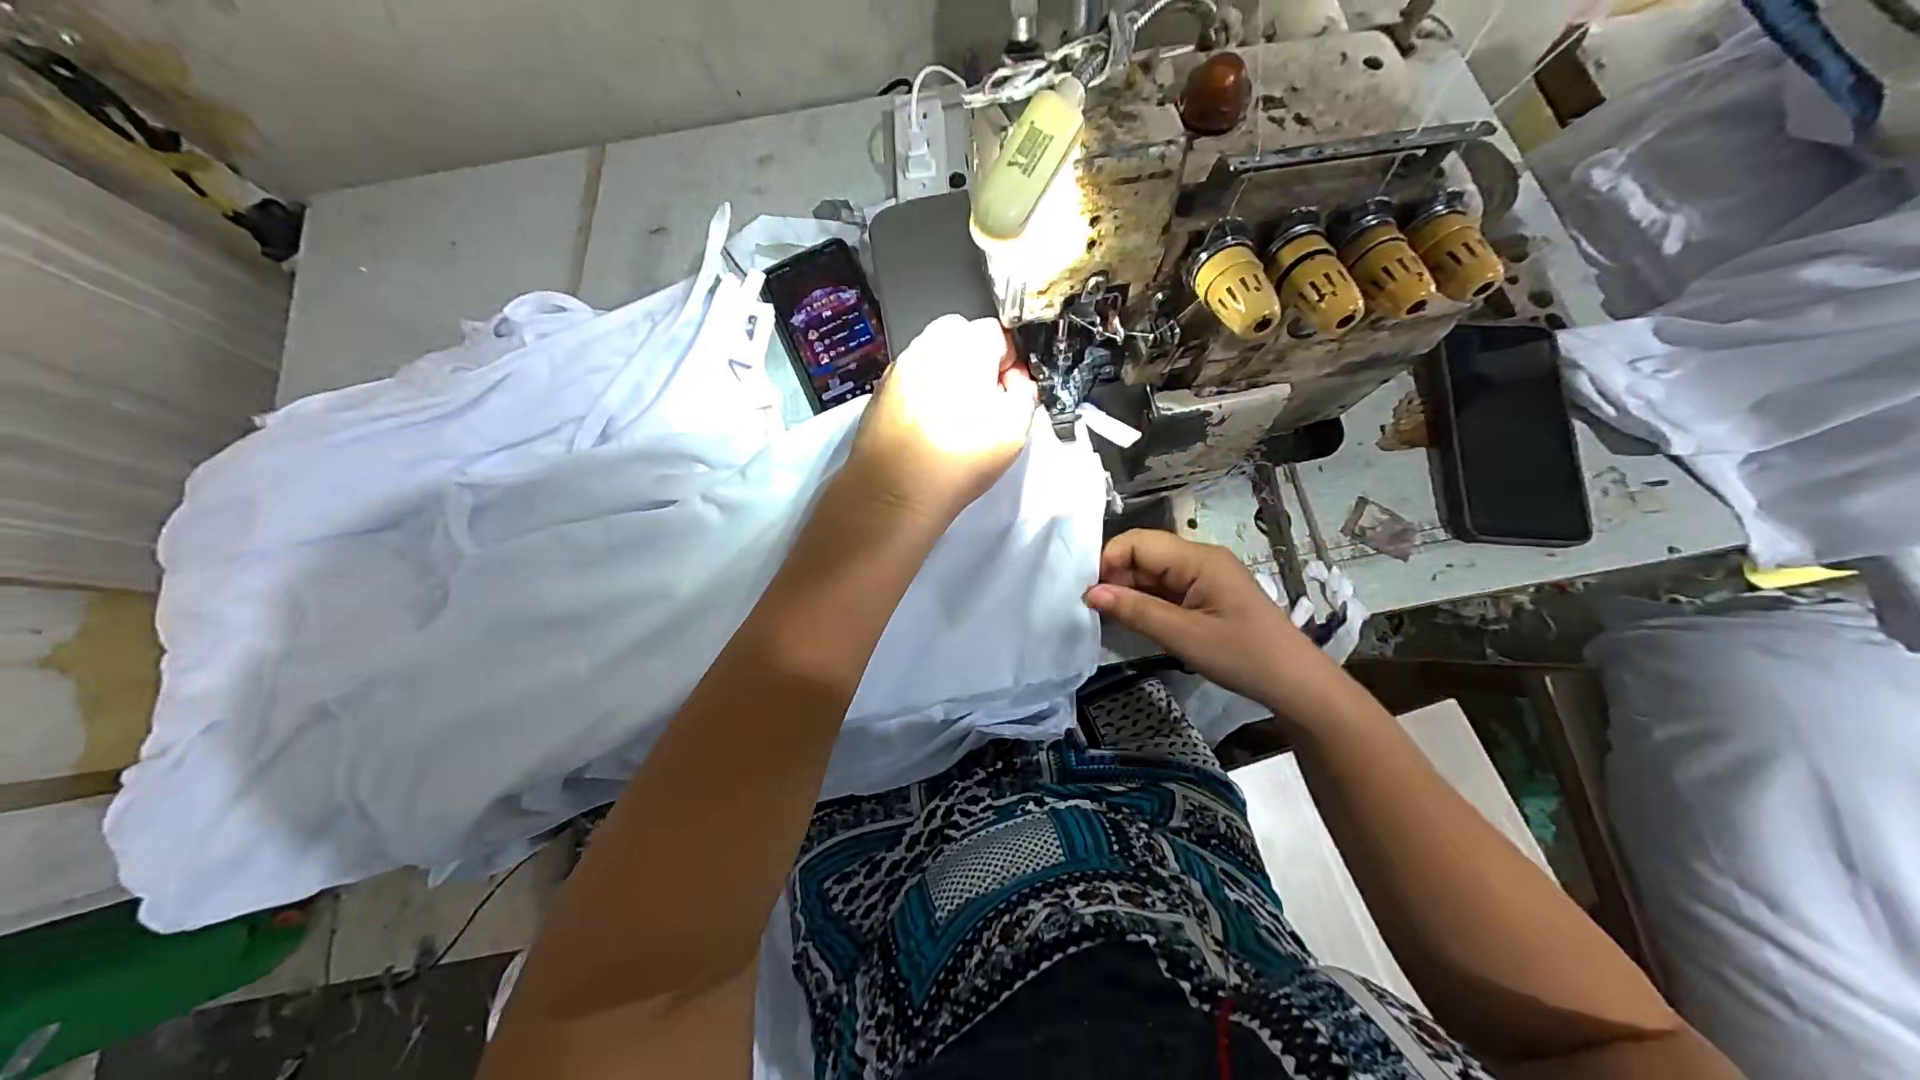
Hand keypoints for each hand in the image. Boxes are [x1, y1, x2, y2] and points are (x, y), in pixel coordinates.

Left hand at [842, 314, 1038, 523]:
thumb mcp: (1016, 429)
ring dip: (949, 378)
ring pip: (935, 358)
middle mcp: (928, 345)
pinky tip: (929, 429)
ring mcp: (900, 366)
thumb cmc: (955, 461)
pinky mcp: (880, 389)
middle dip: (977, 364)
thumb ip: (1026, 392)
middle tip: (985, 405)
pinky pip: (912, 380)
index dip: (1010, 362)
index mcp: (966, 344)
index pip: (999, 333)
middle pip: (963, 338)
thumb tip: (1018, 382)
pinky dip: (923, 395)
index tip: (1010, 390)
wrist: (895, 492)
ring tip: (955, 422)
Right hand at [1085, 530, 1344, 719]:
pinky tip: (1134, 622)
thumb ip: (1135, 611)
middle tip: (1095, 611)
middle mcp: (1200, 559)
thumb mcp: (1183, 636)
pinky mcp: (1206, 595)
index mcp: (1199, 559)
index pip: (1139, 542)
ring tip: (1110, 619)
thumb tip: (1089, 593)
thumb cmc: (1243, 656)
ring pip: (1152, 573)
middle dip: (1116, 577)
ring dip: (1130, 592)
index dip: (1109, 560)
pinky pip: (1166, 589)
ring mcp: (1204, 577)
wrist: (1295, 683)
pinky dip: (1147, 603)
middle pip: (1144, 554)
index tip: (1089, 594)